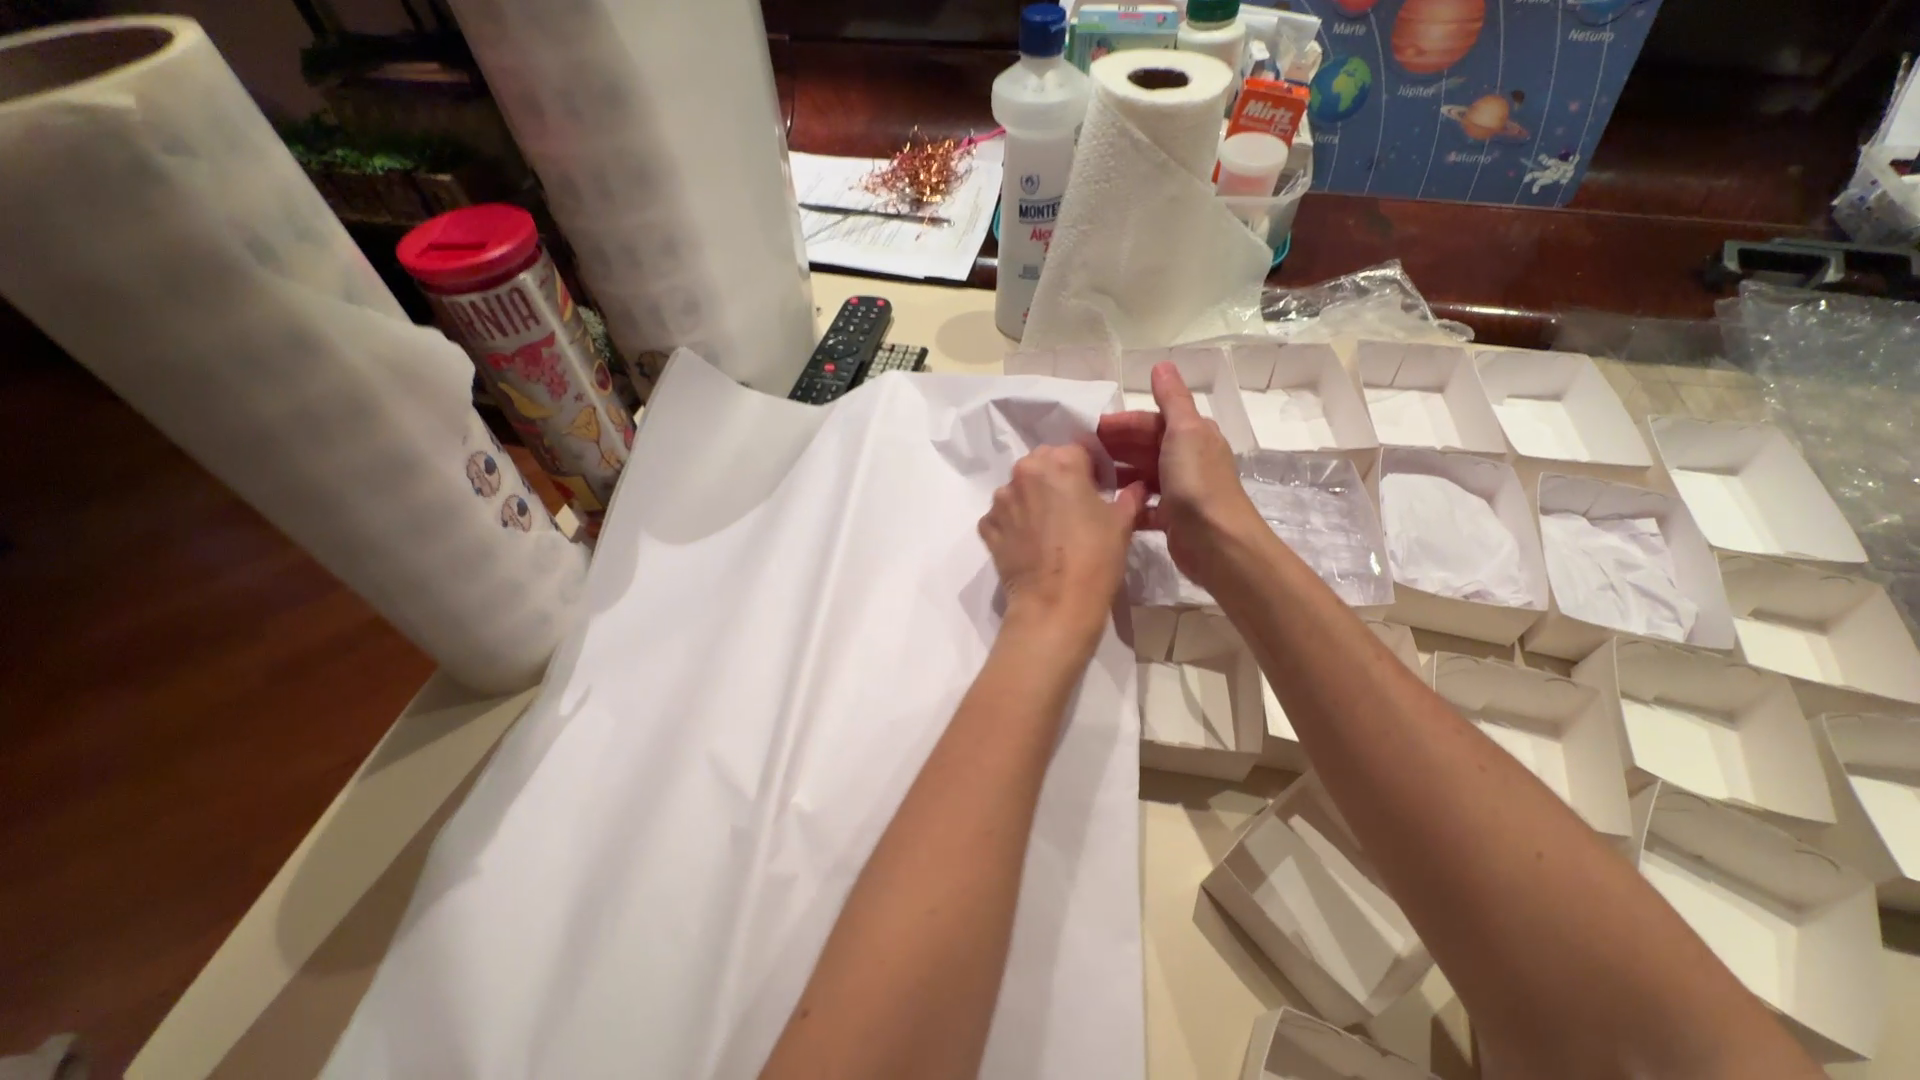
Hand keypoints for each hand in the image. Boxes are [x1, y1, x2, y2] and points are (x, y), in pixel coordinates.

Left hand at [979, 443, 1146, 650]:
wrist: (1055, 604)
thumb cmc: (1095, 558)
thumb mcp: (1121, 524)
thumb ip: (1129, 497)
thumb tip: (1137, 487)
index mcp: (1060, 462)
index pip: (1078, 450)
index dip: (1091, 468)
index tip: (1099, 489)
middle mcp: (1025, 472)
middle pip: (1044, 464)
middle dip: (1058, 478)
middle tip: (1074, 507)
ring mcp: (1001, 500)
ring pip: (1019, 488)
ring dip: (1033, 499)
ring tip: (1050, 528)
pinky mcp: (988, 527)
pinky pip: (1002, 516)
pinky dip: (1014, 523)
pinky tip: (1029, 543)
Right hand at [1096, 362, 1263, 591]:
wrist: (1216, 541)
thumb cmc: (1197, 482)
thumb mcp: (1184, 431)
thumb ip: (1172, 399)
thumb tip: (1161, 364)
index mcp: (1193, 435)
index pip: (1150, 421)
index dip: (1121, 423)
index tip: (1088, 431)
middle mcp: (1188, 460)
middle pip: (1144, 447)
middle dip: (1114, 447)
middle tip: (1079, 455)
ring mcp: (1180, 491)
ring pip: (1142, 475)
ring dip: (1117, 475)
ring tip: (1086, 480)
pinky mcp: (1172, 519)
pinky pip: (1144, 506)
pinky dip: (1127, 503)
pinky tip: (1106, 506)